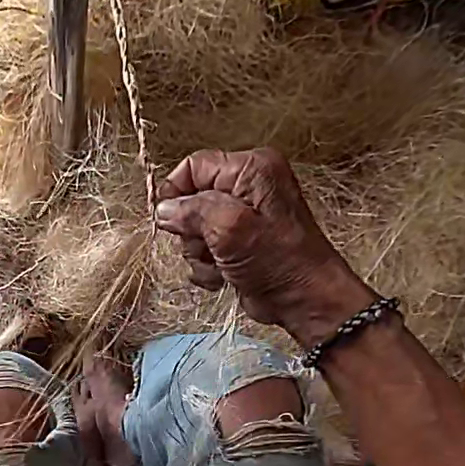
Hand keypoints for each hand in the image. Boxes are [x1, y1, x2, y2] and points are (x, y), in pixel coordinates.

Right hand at [154, 148, 375, 344]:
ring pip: (192, 230)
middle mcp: (246, 188)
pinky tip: (223, 275)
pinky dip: (206, 267)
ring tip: (220, 263)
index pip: (193, 167)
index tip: (170, 221)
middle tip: (209, 246)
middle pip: (190, 201)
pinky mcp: (237, 243)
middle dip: (190, 231)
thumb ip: (192, 211)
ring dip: (198, 254)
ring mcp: (241, 217)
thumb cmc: (277, 260)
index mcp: (250, 169)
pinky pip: (203, 251)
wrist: (301, 298)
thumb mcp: (229, 227)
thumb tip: (163, 209)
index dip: (175, 193)